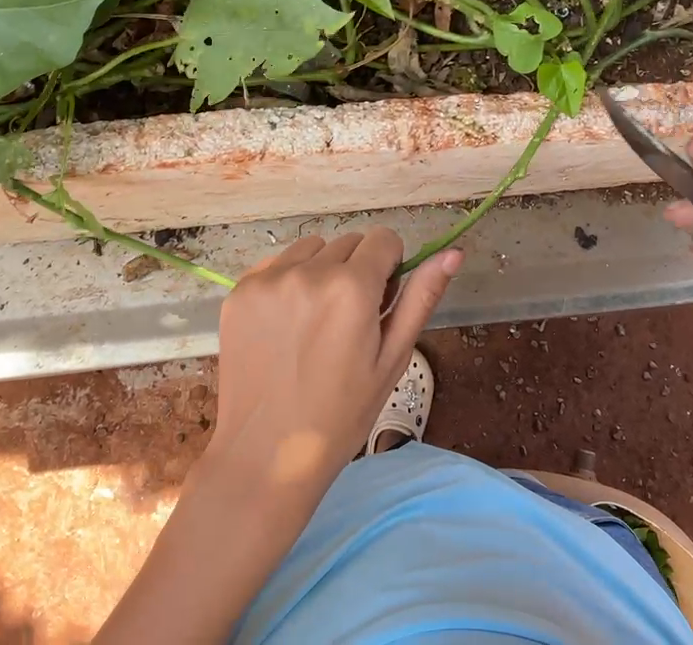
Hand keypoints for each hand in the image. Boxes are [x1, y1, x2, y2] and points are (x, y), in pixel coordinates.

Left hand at [99, 233, 459, 644]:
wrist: (266, 452)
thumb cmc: (341, 414)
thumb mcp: (392, 359)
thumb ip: (421, 298)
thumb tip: (452, 253)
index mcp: (352, 288)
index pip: (384, 239)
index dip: (390, 268)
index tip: (380, 303)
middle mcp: (308, 272)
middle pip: (349, 242)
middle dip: (357, 270)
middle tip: (349, 321)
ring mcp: (268, 280)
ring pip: (311, 248)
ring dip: (321, 270)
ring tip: (315, 321)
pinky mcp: (239, 291)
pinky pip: (275, 264)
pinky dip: (287, 281)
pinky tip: (286, 324)